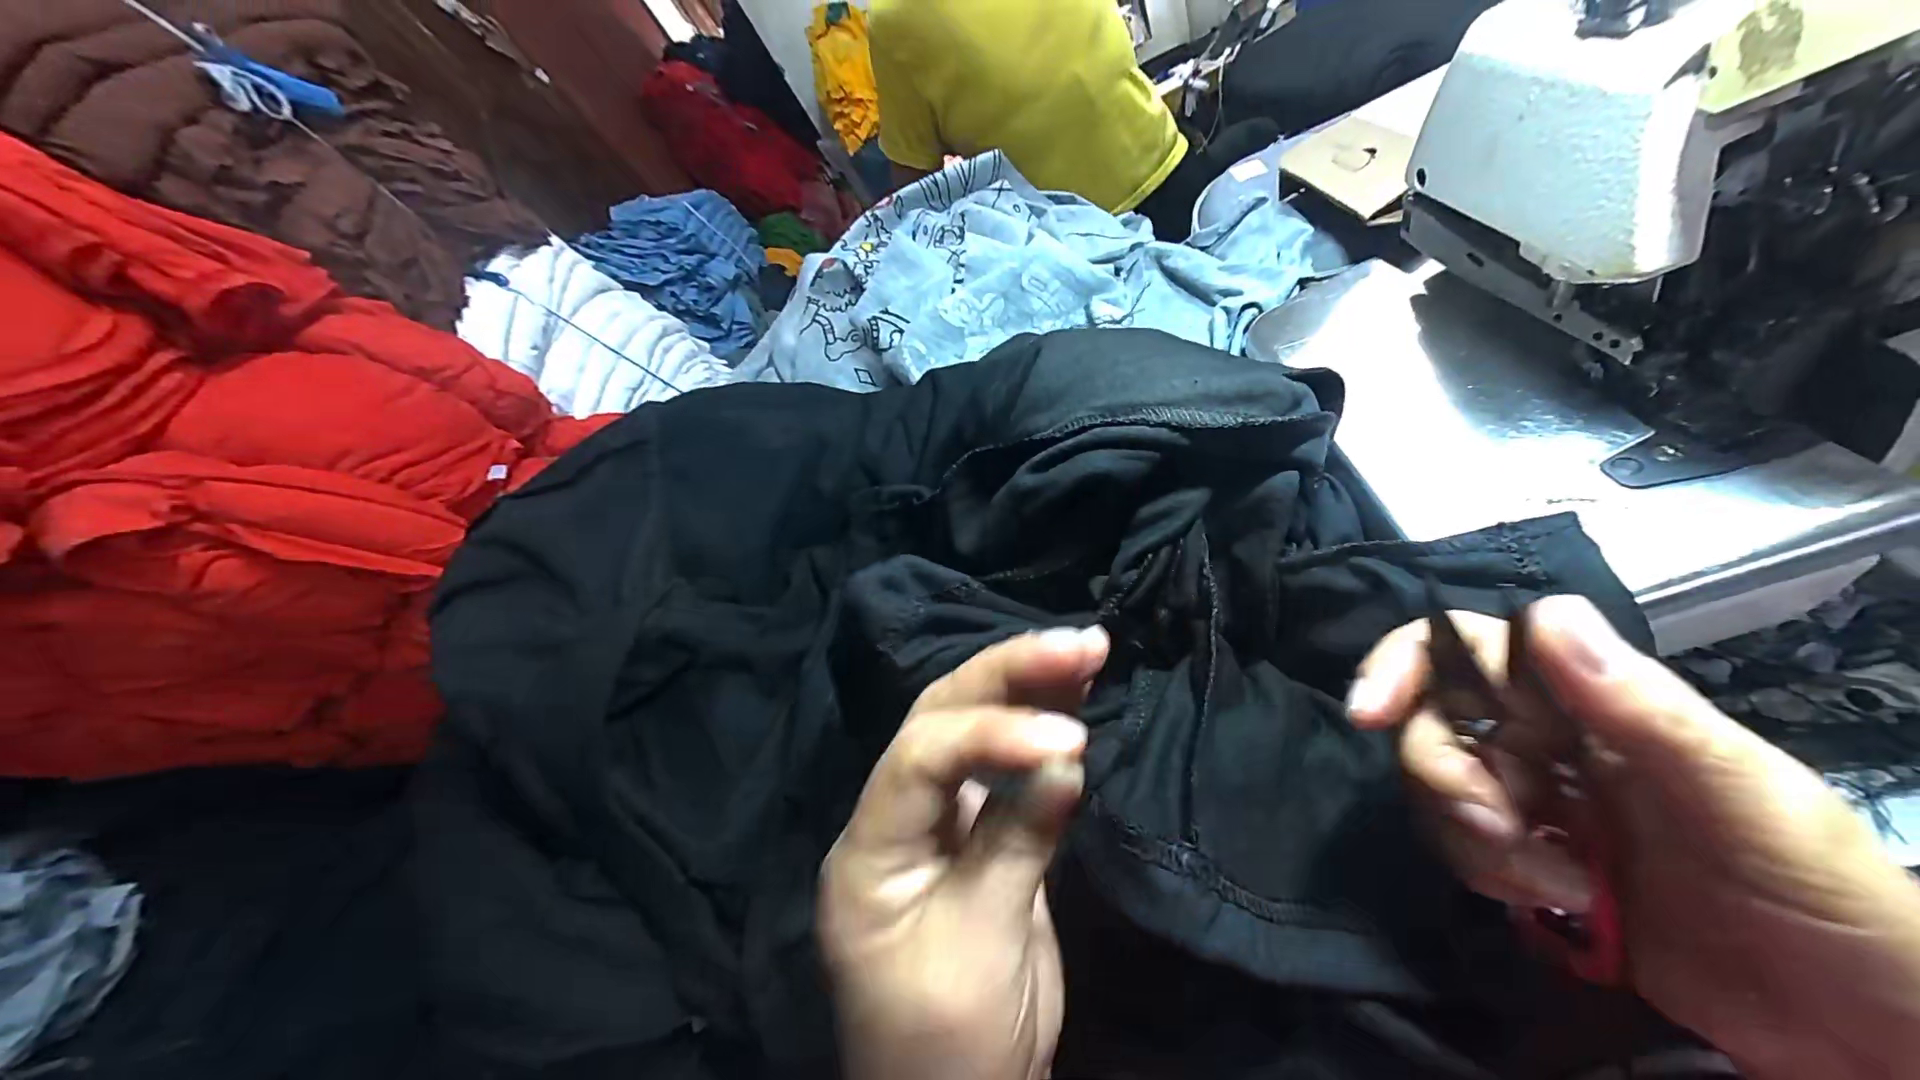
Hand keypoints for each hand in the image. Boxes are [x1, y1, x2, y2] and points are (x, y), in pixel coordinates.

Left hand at [819, 627, 1108, 1079]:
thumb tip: (1064, 758)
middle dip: (1008, 674)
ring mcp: (933, 817)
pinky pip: (1003, 765)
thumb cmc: (949, 1046)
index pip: (920, 757)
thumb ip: (1016, 844)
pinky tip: (1075, 696)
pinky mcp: (974, 829)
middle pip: (939, 717)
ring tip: (1085, 649)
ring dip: (1027, 684)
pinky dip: (1039, 727)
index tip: (1069, 739)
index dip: (993, 735)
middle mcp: (892, 814)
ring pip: (970, 726)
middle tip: (1078, 643)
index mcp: (867, 848)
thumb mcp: (981, 948)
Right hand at [1347, 596, 1919, 1079]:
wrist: (1865, 1035)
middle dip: (1446, 776)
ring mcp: (1531, 800)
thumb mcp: (1744, 797)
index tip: (1369, 711)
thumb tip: (1545, 613)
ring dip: (1476, 839)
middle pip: (1434, 724)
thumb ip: (1643, 709)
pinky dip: (1488, 875)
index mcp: (1593, 705)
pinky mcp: (1522, 857)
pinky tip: (1558, 905)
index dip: (1406, 665)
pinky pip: (1457, 846)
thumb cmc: (1827, 899)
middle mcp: (1546, 740)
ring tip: (1564, 887)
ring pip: (1437, 788)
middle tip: (1500, 828)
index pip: (1471, 651)